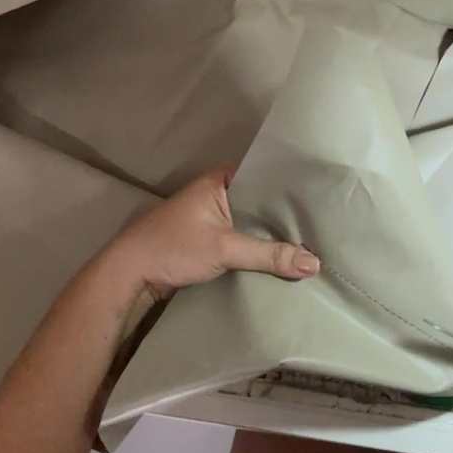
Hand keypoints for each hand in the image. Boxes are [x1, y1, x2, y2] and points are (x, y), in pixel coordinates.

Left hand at [91, 166, 318, 316]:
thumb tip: (315, 264)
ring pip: (250, 224)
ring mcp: (211, 219)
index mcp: (218, 180)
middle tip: (321, 226)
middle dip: (284, 217)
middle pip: (259, 203)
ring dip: (270, 236)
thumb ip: (269, 255)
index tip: (320, 200)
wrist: (130, 275)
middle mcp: (216, 194)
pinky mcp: (207, 243)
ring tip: (309, 243)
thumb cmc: (173, 248)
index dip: (289, 189)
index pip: (264, 176)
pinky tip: (281, 259)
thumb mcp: (225, 249)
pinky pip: (241, 241)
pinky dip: (256, 250)